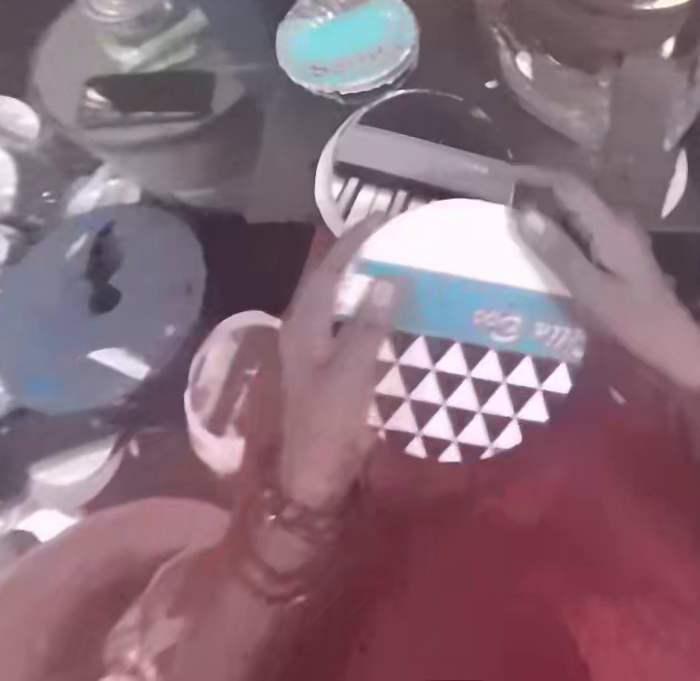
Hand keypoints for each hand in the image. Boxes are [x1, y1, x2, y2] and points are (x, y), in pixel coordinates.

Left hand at [277, 220, 395, 511]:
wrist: (308, 480)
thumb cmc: (327, 426)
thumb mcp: (350, 375)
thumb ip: (368, 326)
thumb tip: (388, 278)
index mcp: (305, 323)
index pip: (330, 268)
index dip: (355, 240)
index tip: (384, 218)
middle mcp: (304, 327)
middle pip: (331, 278)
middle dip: (358, 253)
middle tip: (393, 237)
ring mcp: (312, 347)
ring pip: (338, 299)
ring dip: (362, 278)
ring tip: (395, 261)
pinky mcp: (324, 364)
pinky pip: (346, 321)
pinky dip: (366, 306)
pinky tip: (389, 308)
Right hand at [510, 167, 699, 391]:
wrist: (673, 344)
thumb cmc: (632, 320)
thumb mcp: (589, 289)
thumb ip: (557, 250)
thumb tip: (523, 213)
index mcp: (610, 225)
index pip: (568, 185)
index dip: (535, 177)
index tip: (505, 180)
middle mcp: (615, 220)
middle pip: (570, 195)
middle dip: (536, 195)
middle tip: (501, 205)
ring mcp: (617, 234)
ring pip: (574, 212)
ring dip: (545, 214)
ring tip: (511, 222)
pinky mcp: (615, 248)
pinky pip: (580, 229)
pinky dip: (557, 231)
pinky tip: (538, 245)